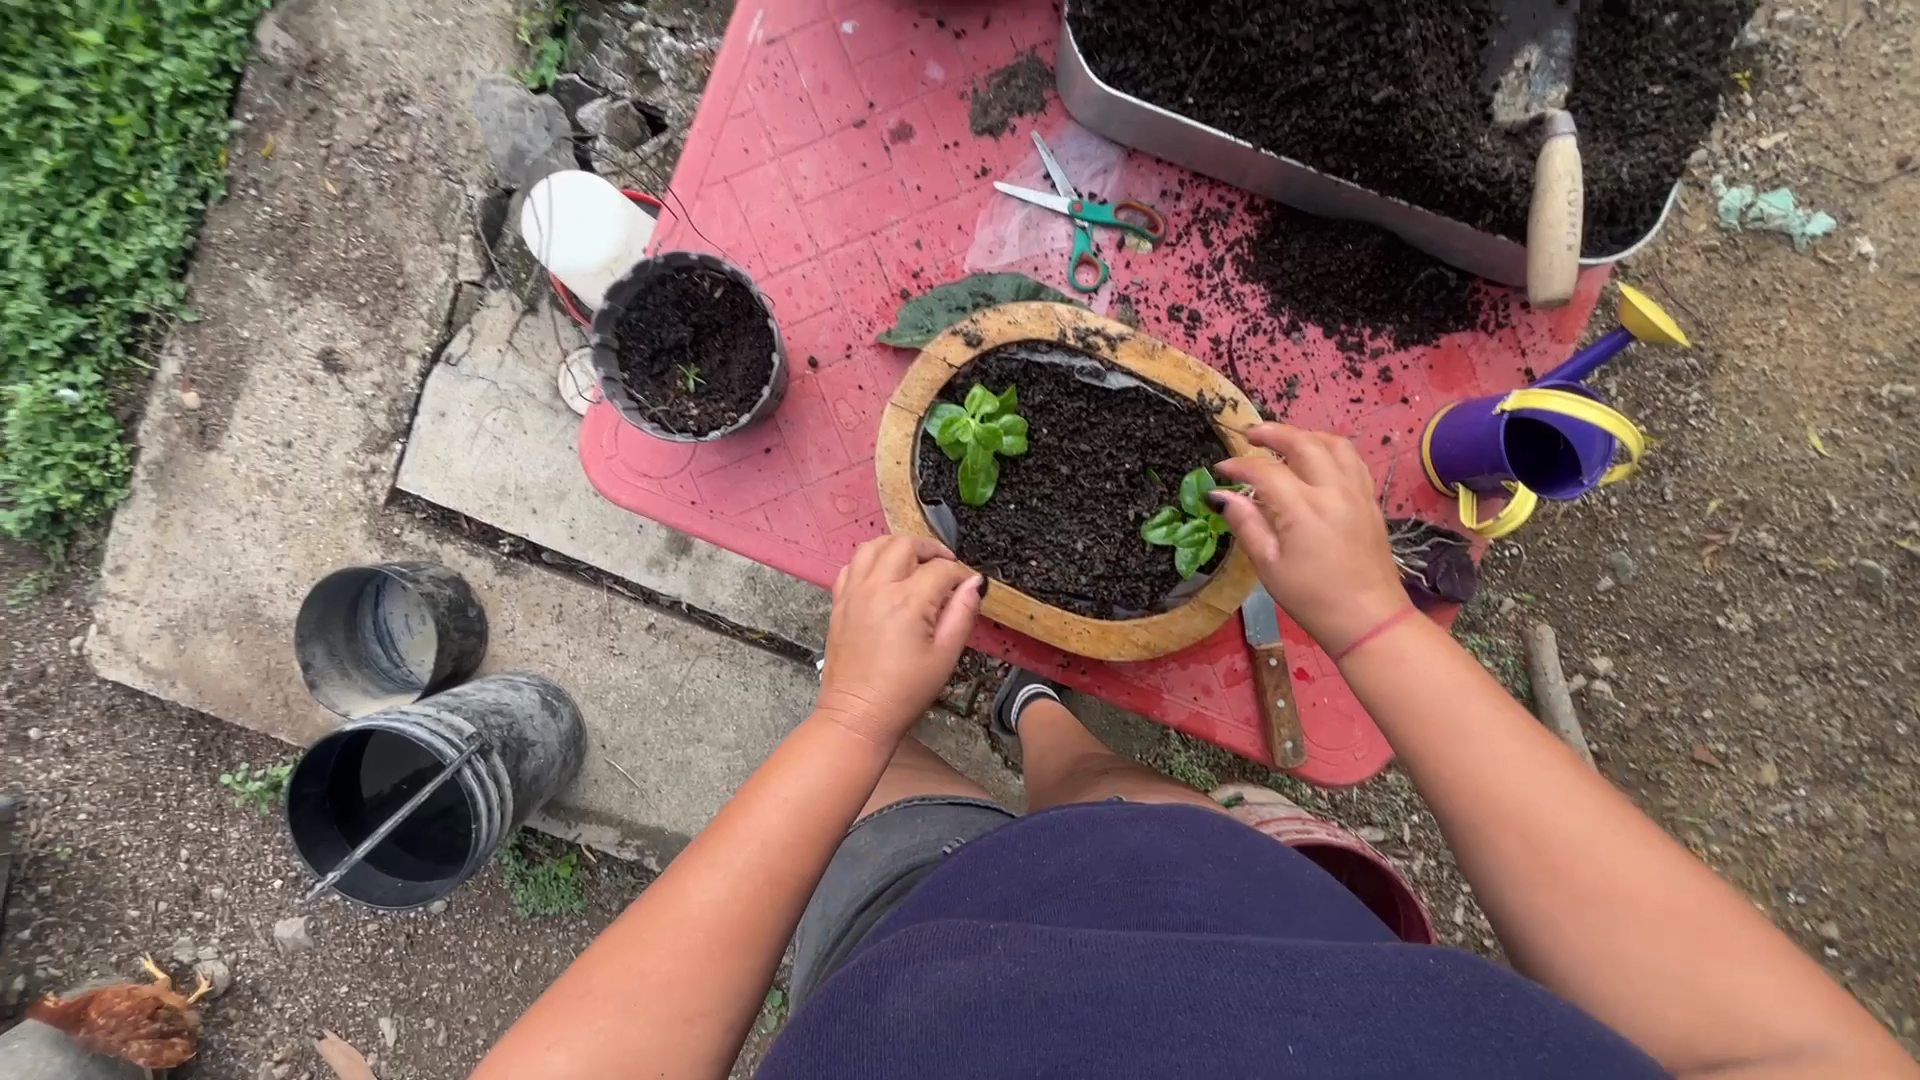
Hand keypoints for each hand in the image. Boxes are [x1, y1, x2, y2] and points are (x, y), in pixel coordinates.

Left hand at [816, 536, 982, 744]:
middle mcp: (877, 589)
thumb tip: (974, 584)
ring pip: (873, 546)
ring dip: (897, 546)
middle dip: (931, 549)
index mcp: (908, 602)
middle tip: (946, 565)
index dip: (961, 574)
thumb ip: (962, 614)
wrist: (857, 716)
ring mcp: (854, 594)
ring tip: (914, 560)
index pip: (941, 569)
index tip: (968, 586)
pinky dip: (869, 561)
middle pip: (905, 545)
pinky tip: (882, 574)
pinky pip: (851, 566)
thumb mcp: (946, 656)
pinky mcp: (839, 604)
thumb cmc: (903, 692)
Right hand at [1212, 424, 1409, 655]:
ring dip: (1305, 435)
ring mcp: (1357, 493)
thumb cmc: (1311, 597)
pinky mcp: (1370, 501)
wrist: (1368, 618)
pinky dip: (1330, 449)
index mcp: (1304, 509)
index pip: (1265, 471)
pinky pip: (1352, 460)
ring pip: (1334, 444)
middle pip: (1303, 443)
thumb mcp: (1268, 565)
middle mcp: (1333, 491)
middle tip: (1249, 435)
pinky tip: (1317, 458)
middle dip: (1273, 433)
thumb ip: (1246, 524)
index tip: (1220, 470)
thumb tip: (1220, 496)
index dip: (1239, 466)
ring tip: (1284, 440)